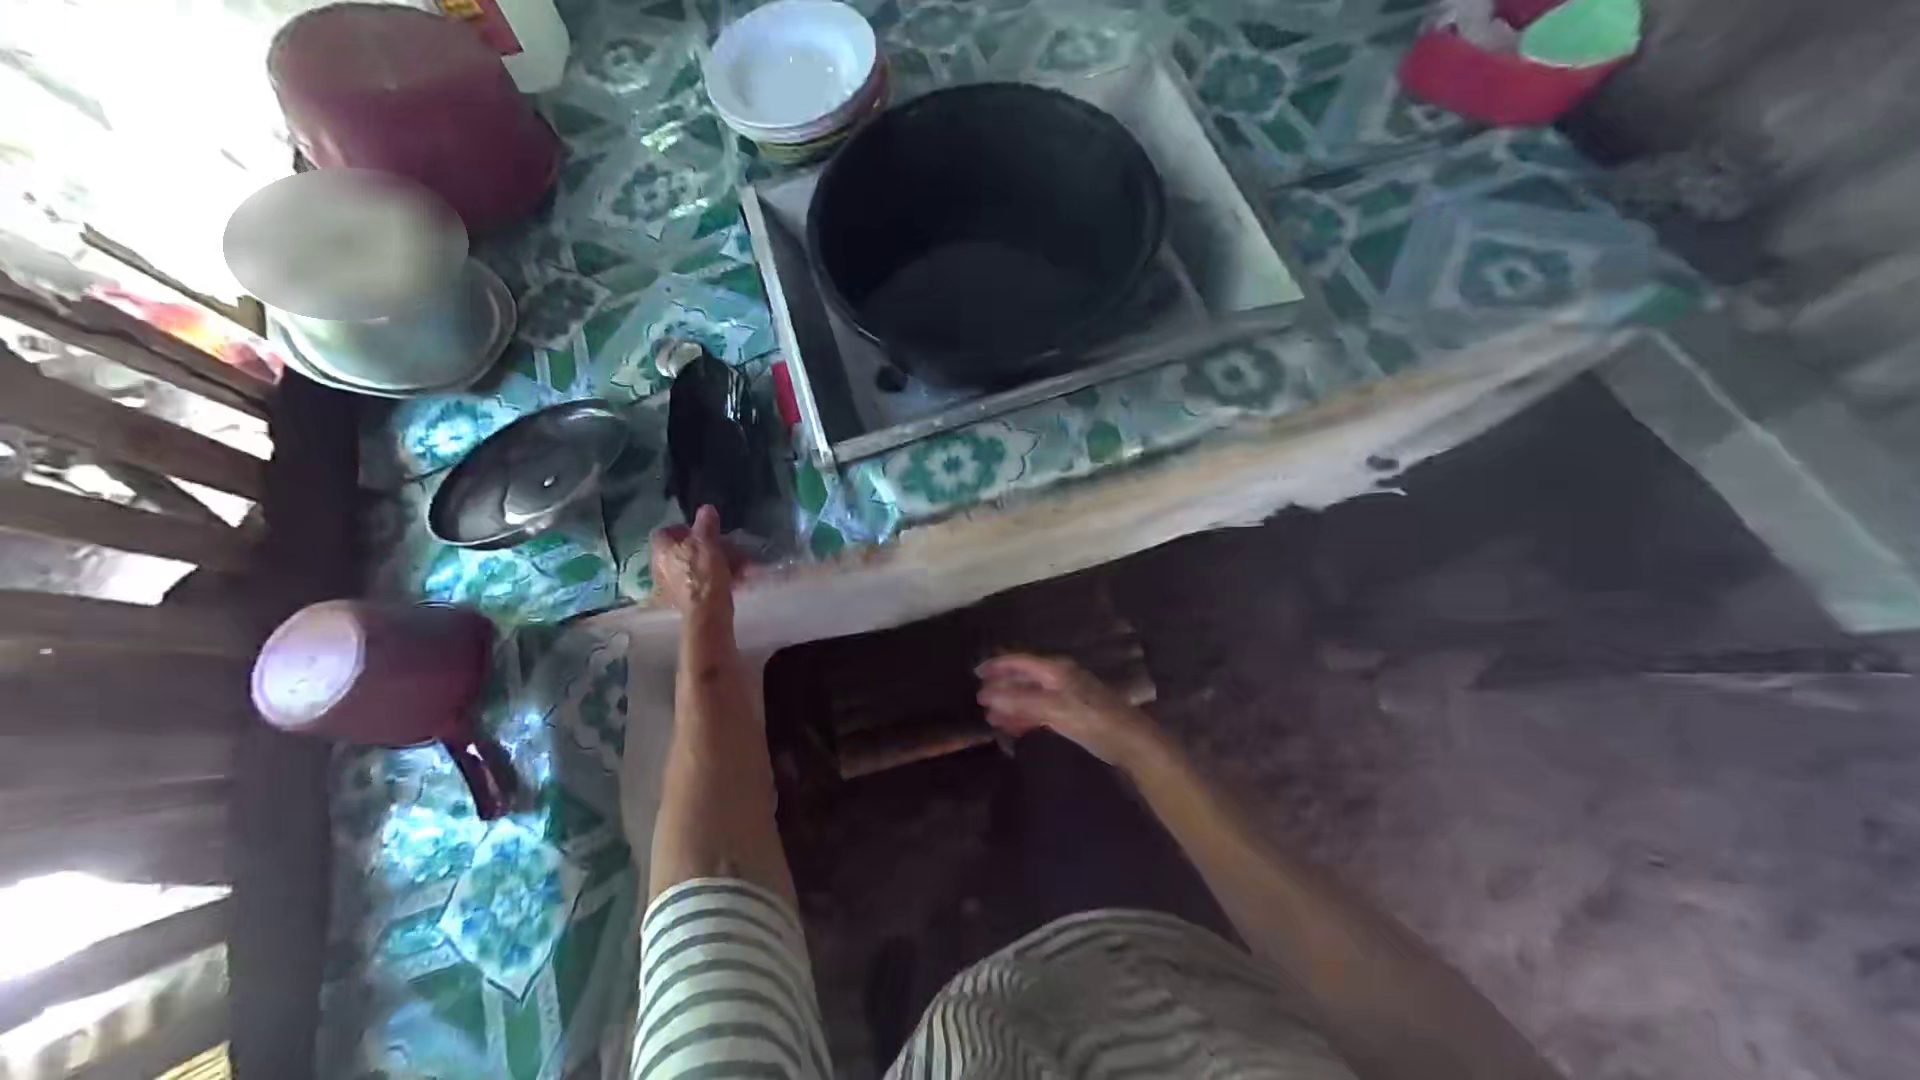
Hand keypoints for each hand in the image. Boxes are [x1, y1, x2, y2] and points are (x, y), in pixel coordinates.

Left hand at [650, 505, 740, 616]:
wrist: (708, 612)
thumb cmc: (704, 573)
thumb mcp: (708, 542)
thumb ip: (706, 523)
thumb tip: (706, 508)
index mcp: (663, 551)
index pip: (665, 532)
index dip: (684, 528)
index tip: (704, 530)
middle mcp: (664, 566)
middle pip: (686, 549)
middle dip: (711, 546)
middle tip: (728, 546)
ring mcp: (676, 583)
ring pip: (699, 565)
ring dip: (721, 562)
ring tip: (742, 563)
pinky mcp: (689, 597)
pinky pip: (705, 580)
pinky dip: (720, 576)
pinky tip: (739, 577)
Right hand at [975, 654, 1164, 769]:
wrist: (1130, 741)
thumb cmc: (1092, 720)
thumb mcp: (1053, 709)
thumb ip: (1020, 703)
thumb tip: (986, 696)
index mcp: (1055, 669)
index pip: (1019, 660)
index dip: (997, 666)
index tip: (976, 674)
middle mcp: (1059, 677)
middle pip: (1024, 677)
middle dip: (1002, 687)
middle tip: (980, 699)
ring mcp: (1066, 695)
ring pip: (1031, 696)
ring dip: (1011, 705)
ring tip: (991, 718)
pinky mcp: (1072, 713)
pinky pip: (1040, 710)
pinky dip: (1025, 717)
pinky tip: (1014, 728)